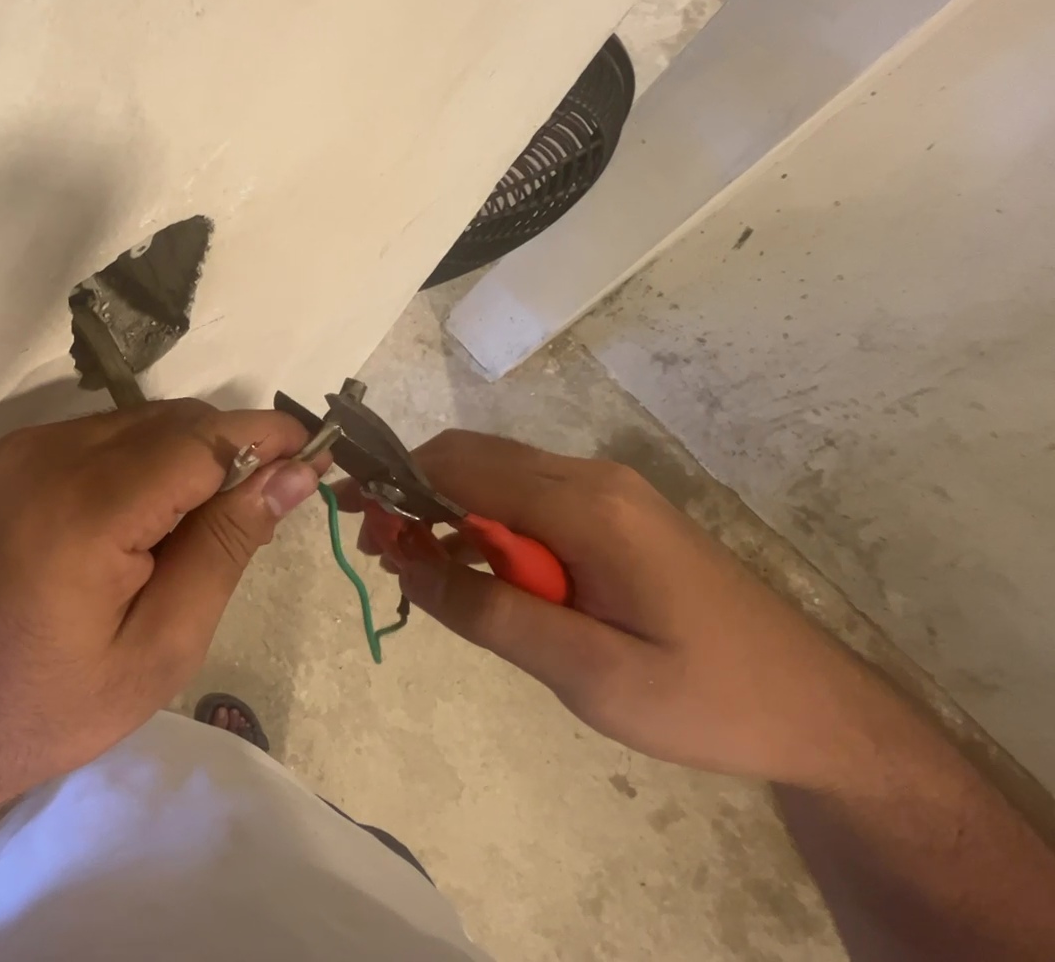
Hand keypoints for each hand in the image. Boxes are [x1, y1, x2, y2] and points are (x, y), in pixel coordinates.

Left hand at [0, 399, 323, 815]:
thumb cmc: (62, 702)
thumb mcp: (165, 644)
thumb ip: (226, 546)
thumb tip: (292, 474)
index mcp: (82, 511)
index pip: (197, 440)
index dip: (262, 440)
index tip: (314, 453)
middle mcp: (42, 458)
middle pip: (167, 421)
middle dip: (226, 450)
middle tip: (262, 505)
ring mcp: (15, 452)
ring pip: (132, 422)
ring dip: (181, 455)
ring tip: (194, 527)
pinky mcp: (2, 460)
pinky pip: (94, 435)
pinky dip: (134, 460)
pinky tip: (141, 518)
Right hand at [346, 429, 910, 790]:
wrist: (819, 714)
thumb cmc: (704, 698)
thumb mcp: (586, 671)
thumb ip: (488, 611)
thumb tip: (404, 562)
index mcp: (585, 506)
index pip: (459, 464)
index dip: (394, 483)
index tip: (352, 520)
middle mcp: (590, 481)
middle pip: (470, 457)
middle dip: (410, 493)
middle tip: (378, 551)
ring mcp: (605, 495)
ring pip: (493, 476)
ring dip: (441, 511)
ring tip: (410, 567)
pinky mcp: (612, 518)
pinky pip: (522, 501)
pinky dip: (478, 525)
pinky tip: (468, 573)